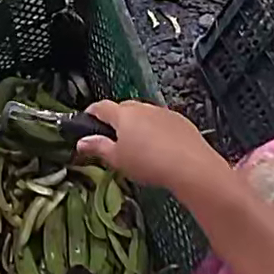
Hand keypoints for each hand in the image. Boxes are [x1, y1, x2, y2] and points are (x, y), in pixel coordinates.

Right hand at [75, 100, 232, 197]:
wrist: (192, 167)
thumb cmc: (150, 163)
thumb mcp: (118, 160)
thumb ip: (98, 148)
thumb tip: (81, 142)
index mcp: (122, 115)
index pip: (100, 106)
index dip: (91, 112)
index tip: (87, 120)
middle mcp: (141, 108)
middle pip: (122, 108)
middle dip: (115, 119)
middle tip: (113, 139)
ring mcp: (162, 112)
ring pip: (143, 113)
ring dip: (137, 124)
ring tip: (138, 145)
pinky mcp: (179, 120)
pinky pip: (161, 120)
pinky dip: (156, 129)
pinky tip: (159, 147)